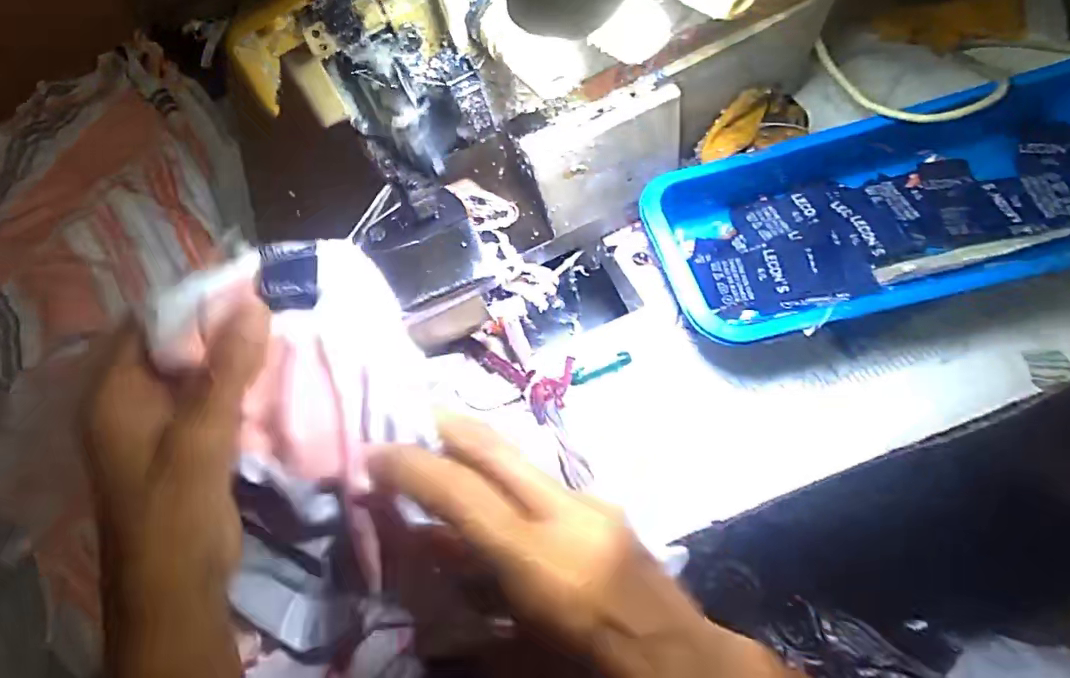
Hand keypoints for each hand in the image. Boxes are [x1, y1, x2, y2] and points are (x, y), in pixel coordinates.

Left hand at [82, 283, 270, 677]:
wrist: (176, 597)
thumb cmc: (174, 514)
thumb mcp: (200, 437)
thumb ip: (226, 369)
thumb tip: (254, 303)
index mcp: (113, 390)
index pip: (147, 320)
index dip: (190, 296)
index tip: (238, 278)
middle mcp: (125, 398)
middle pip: (169, 340)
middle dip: (213, 320)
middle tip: (260, 297)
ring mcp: (150, 419)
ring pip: (189, 365)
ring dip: (224, 348)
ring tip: (267, 321)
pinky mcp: (176, 438)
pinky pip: (201, 390)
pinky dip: (227, 376)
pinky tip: (259, 363)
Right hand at [369, 415, 786, 677]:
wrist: (696, 675)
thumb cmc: (599, 675)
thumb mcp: (527, 665)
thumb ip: (469, 621)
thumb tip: (423, 591)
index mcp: (544, 563)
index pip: (461, 493)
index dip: (410, 466)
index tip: (373, 455)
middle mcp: (566, 516)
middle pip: (490, 446)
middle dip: (440, 425)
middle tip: (402, 417)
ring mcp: (590, 504)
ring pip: (513, 458)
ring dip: (470, 452)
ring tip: (436, 458)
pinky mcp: (603, 506)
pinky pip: (536, 481)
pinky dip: (502, 481)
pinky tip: (491, 504)